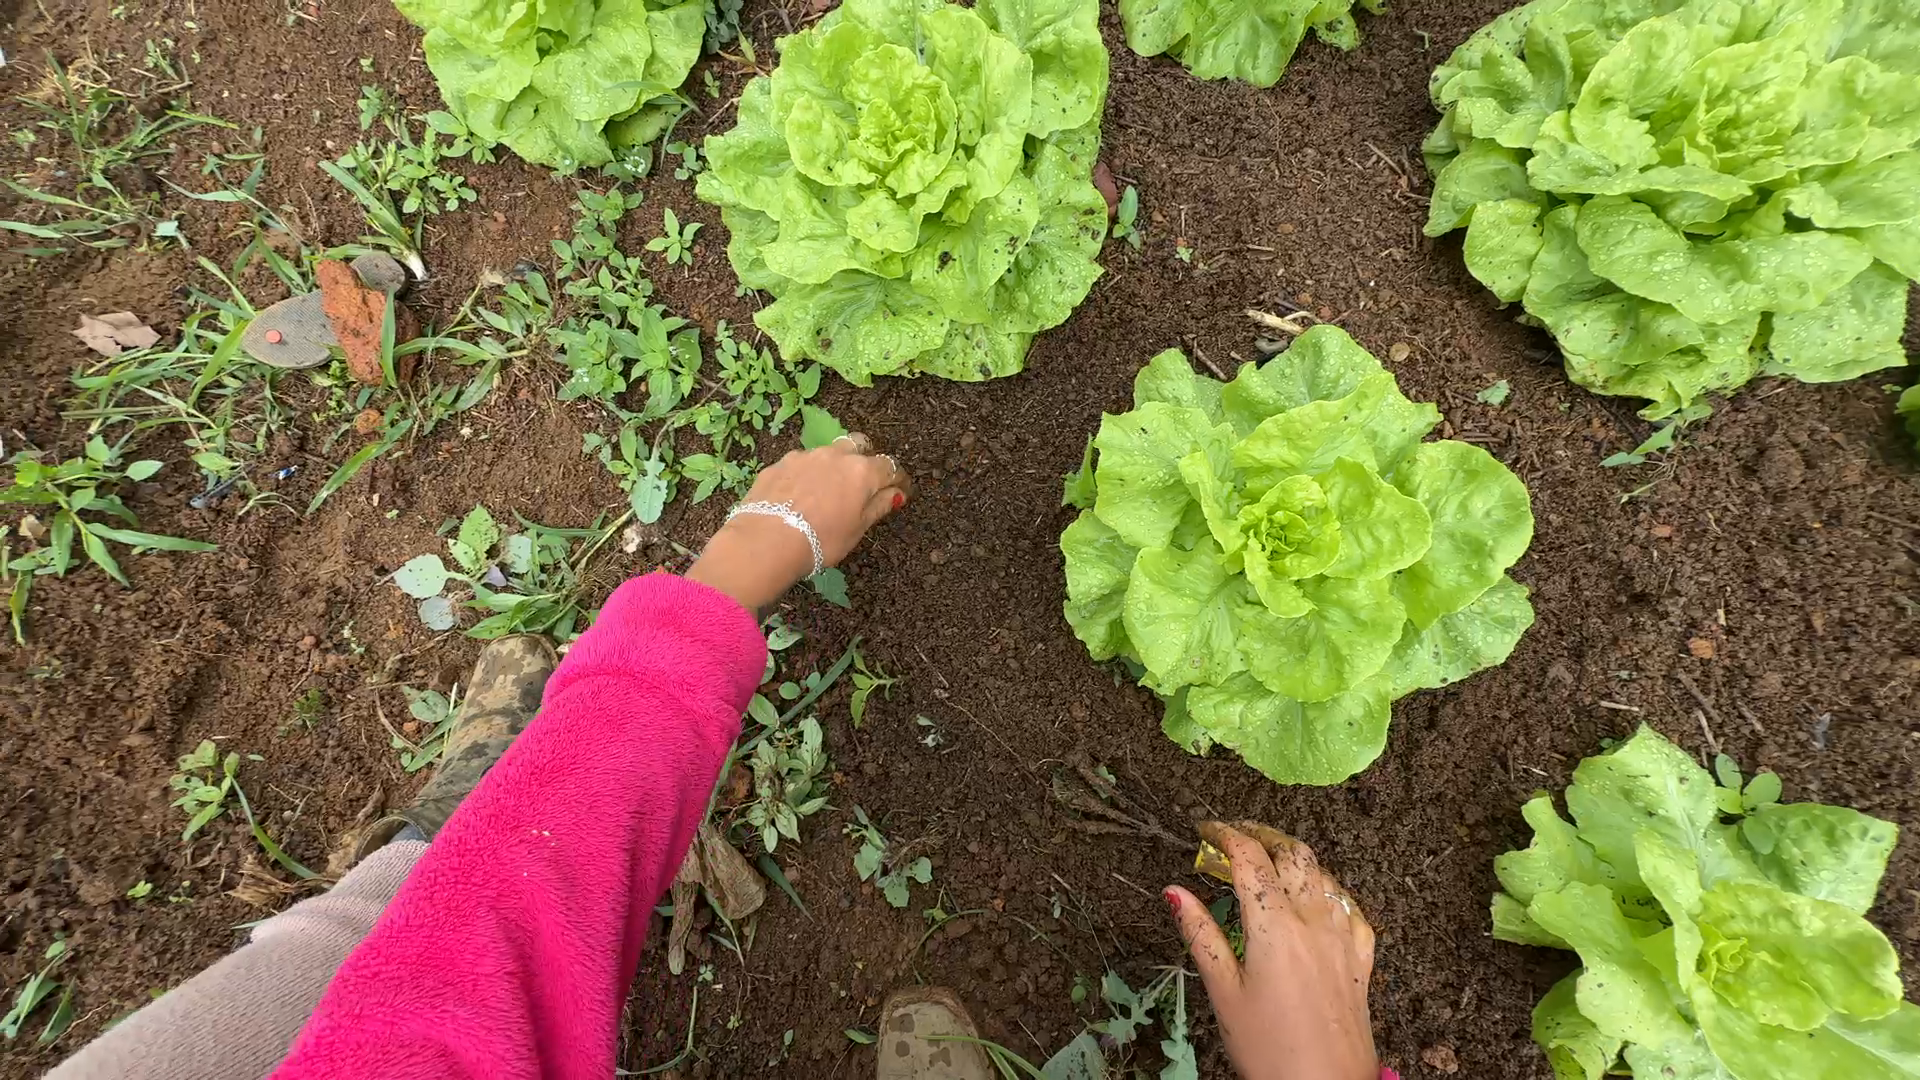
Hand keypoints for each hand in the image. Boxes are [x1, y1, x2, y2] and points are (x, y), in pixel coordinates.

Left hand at [686, 433, 908, 610]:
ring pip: (827, 453)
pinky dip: (806, 475)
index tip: (899, 491)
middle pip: (859, 445)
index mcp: (862, 472)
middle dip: (866, 458)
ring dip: (833, 466)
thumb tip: (895, 494)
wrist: (766, 541)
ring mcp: (805, 456)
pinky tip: (798, 496)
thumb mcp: (857, 529)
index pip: (890, 467)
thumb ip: (878, 506)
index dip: (897, 479)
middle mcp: (835, 455)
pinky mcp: (779, 464)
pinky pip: (800, 464)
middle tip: (863, 482)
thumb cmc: (821, 540)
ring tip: (826, 491)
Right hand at [1166, 824, 1378, 1079]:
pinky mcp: (1362, 960)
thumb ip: (1200, 934)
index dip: (1224, 833)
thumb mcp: (1223, 992)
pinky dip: (1325, 887)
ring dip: (1291, 855)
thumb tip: (1173, 890)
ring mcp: (1343, 938)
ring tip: (1266, 860)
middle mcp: (1313, 920)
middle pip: (1291, 852)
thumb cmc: (1267, 1048)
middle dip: (1260, 833)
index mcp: (1274, 924)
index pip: (1249, 856)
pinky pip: (1348, 906)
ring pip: (1322, 872)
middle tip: (1233, 836)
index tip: (1204, 830)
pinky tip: (1312, 897)